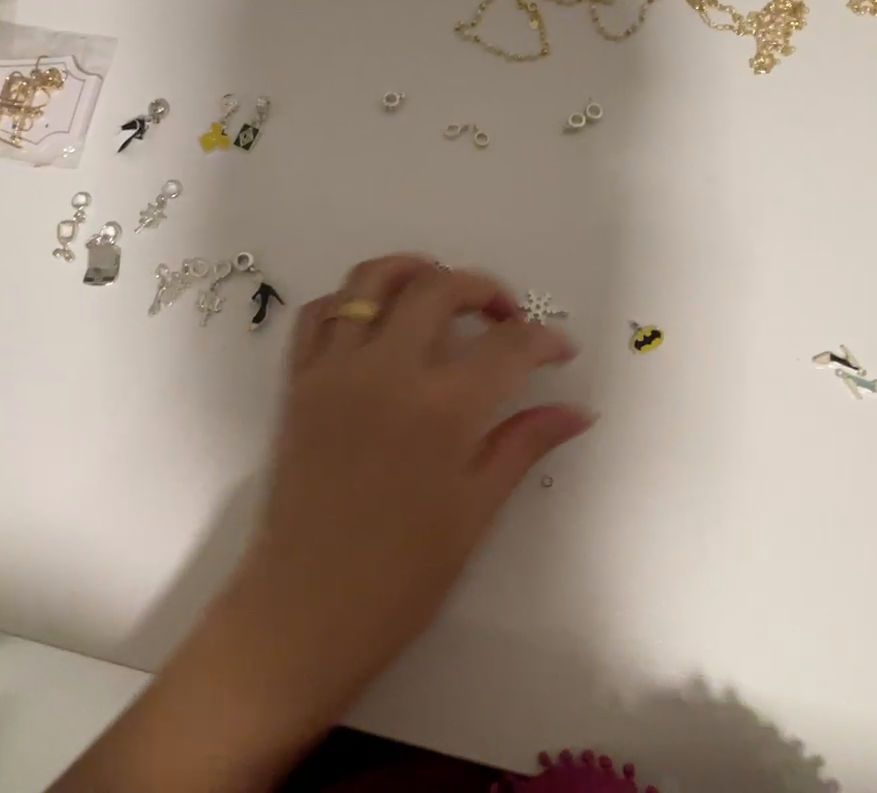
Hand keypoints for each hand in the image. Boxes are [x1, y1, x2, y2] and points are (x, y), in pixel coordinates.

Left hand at [247, 253, 592, 707]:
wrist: (306, 606)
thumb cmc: (402, 574)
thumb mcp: (475, 510)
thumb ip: (524, 444)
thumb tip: (578, 411)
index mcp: (441, 409)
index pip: (507, 346)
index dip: (543, 340)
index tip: (560, 350)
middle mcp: (386, 371)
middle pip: (439, 288)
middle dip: (483, 288)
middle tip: (504, 316)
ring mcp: (334, 370)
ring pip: (369, 281)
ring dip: (412, 270)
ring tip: (440, 291)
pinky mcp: (297, 381)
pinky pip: (319, 314)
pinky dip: (350, 301)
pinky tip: (375, 323)